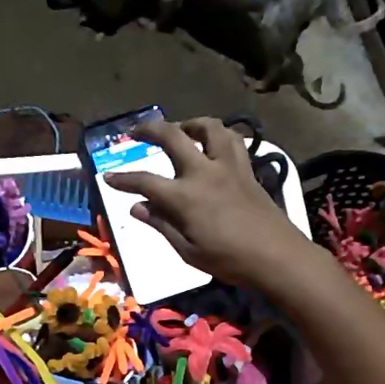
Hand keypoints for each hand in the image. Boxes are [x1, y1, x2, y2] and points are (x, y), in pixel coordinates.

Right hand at [105, 117, 314, 287]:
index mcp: (184, 197)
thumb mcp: (188, 251)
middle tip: (136, 131)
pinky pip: (233, 140)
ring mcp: (228, 166)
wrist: (277, 256)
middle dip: (149, 129)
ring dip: (190, 123)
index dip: (122, 179)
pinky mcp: (247, 169)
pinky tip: (214, 145)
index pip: (144, 181)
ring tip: (182, 130)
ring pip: (209, 127)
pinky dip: (219, 136)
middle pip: (172, 136)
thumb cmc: (229, 261)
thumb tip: (138, 208)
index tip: (107, 177)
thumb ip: (162, 225)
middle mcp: (203, 172)